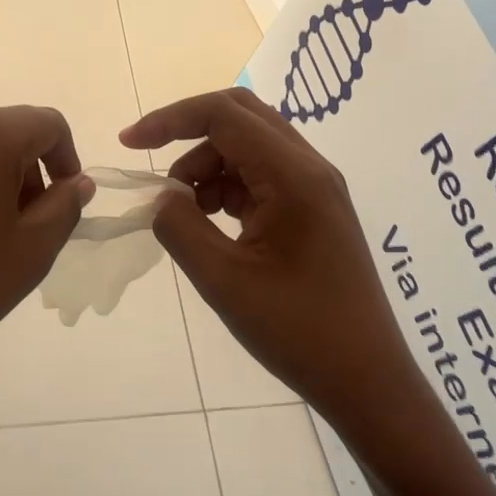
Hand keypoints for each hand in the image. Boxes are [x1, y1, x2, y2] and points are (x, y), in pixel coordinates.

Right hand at [120, 88, 420, 430]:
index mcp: (293, 177)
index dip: (170, 120)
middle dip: (188, 134)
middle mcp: (310, 169)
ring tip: (183, 213)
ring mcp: (316, 189)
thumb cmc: (297, 332)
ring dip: (207, 166)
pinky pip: (262, 175)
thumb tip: (160, 199)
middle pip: (240, 117)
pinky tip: (211, 223)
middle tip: (153, 170)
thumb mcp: (222, 280)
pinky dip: (227, 186)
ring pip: (249, 146)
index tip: (129, 144)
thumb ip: (179, 228)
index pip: (223, 115)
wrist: (367, 380)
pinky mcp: (315, 211)